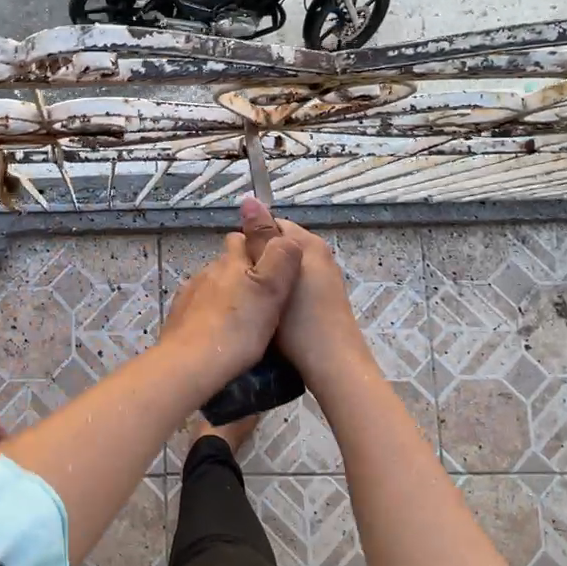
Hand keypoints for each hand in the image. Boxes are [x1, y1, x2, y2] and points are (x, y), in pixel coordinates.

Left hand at [161, 223, 301, 383]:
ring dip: (226, 293)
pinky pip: (198, 305)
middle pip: (226, 263)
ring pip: (212, 284)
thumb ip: (279, 258)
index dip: (256, 246)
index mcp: (230, 262)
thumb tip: (286, 234)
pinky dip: (210, 312)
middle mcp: (207, 271)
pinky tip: (219, 329)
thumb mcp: (270, 290)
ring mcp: (189, 293)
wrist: (191, 362)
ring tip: (242, 316)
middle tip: (262, 295)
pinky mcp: (178, 315)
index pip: (241, 239)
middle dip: (241, 272)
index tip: (272, 264)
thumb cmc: (237, 327)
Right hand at [238, 201, 373, 381]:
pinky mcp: (324, 302)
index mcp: (310, 244)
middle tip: (237, 283)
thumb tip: (249, 199)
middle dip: (257, 261)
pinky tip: (267, 312)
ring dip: (266, 280)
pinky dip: (278, 294)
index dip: (249, 239)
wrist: (333, 366)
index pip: (272, 224)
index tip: (233, 262)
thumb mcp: (271, 276)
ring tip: (249, 298)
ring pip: (283, 270)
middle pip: (278, 247)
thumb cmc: (299, 320)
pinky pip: (293, 287)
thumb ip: (259, 239)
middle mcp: (320, 256)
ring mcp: (324, 280)